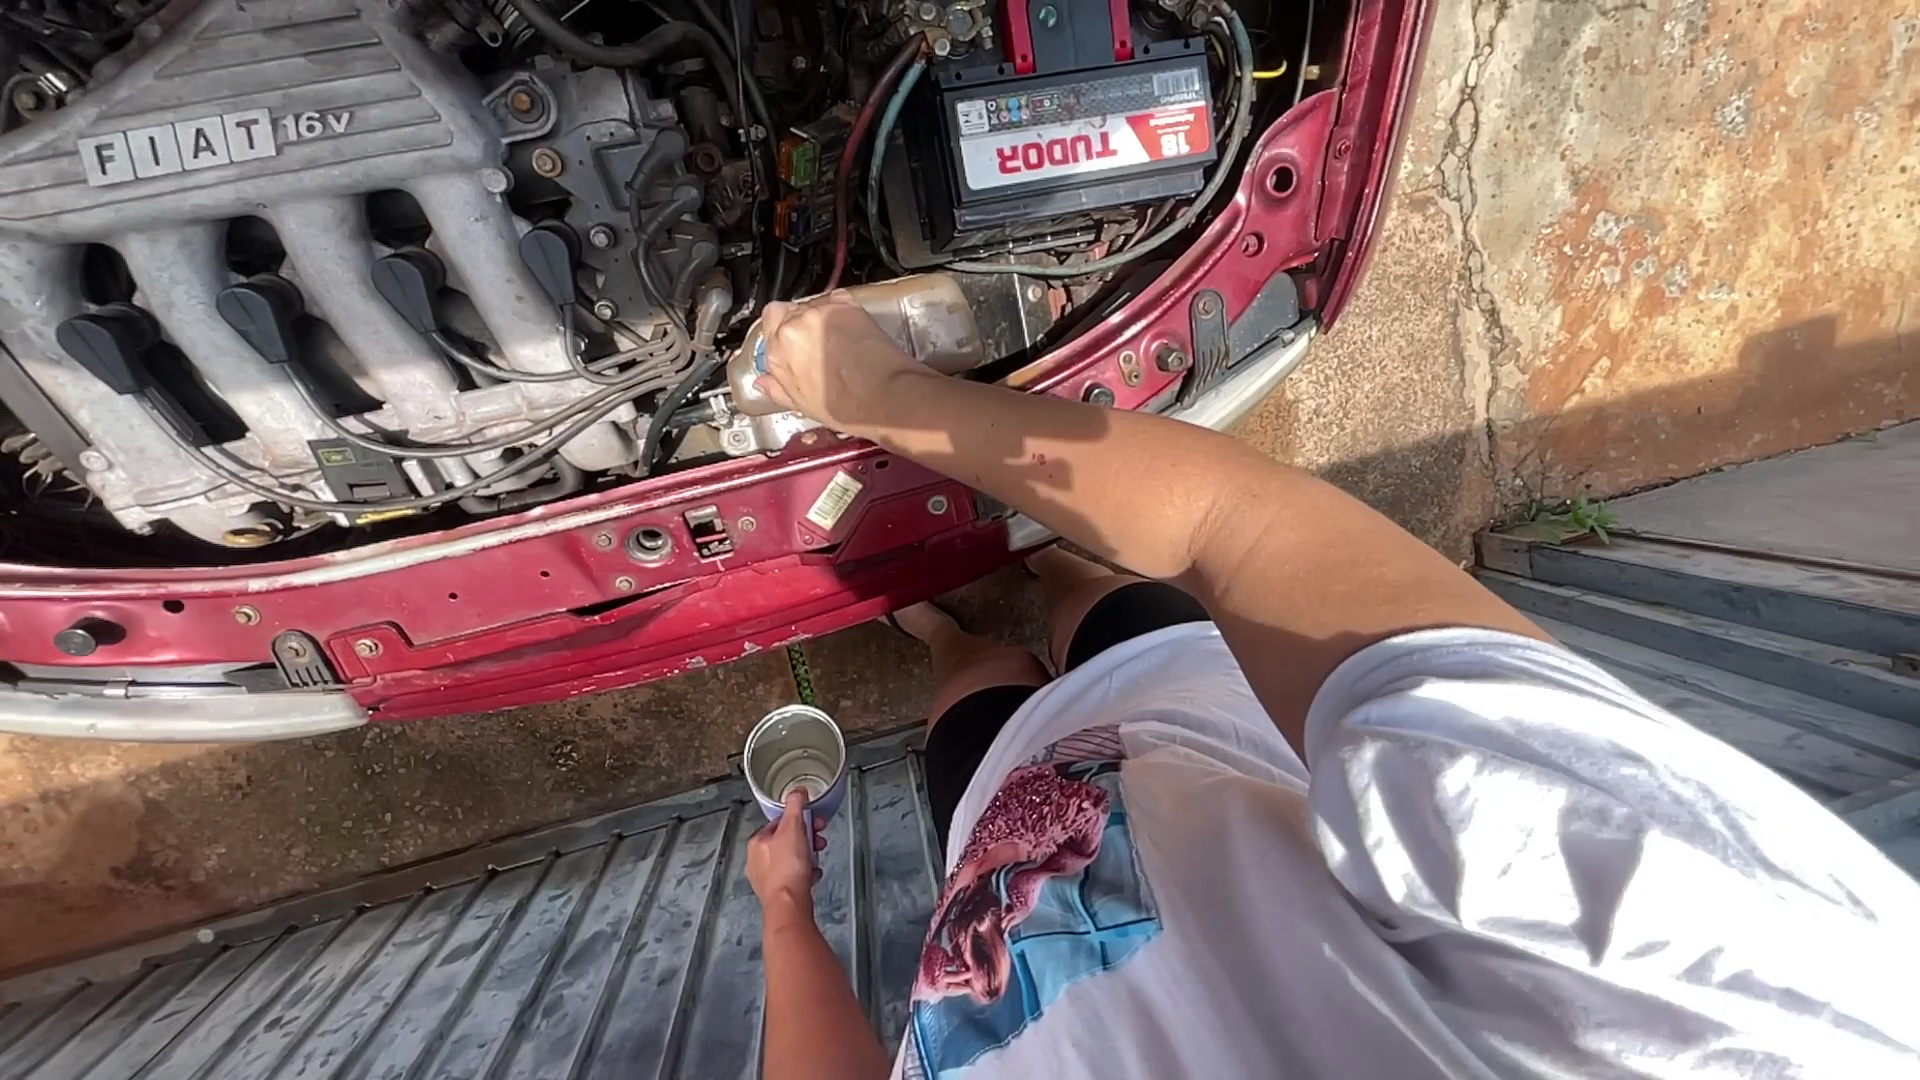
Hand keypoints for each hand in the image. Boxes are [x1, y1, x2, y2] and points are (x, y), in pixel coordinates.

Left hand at [748, 791, 828, 916]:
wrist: (789, 904)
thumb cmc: (787, 868)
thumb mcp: (793, 827)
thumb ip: (795, 806)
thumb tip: (797, 792)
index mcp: (757, 843)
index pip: (779, 823)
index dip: (799, 820)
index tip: (812, 822)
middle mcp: (757, 861)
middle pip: (786, 841)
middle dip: (806, 838)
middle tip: (818, 839)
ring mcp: (766, 879)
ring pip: (791, 859)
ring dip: (807, 855)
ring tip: (816, 858)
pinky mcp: (777, 893)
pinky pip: (794, 877)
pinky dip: (805, 873)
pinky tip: (813, 874)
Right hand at [755, 292, 920, 431]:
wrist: (887, 397)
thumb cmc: (849, 408)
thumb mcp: (804, 406)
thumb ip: (778, 389)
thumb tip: (763, 383)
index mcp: (777, 354)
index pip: (768, 330)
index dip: (782, 339)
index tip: (794, 348)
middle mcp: (792, 327)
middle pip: (785, 312)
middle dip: (797, 325)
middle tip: (815, 344)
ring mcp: (818, 312)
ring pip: (809, 304)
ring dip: (818, 318)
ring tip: (836, 341)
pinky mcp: (845, 304)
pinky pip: (834, 299)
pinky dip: (839, 310)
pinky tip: (849, 331)